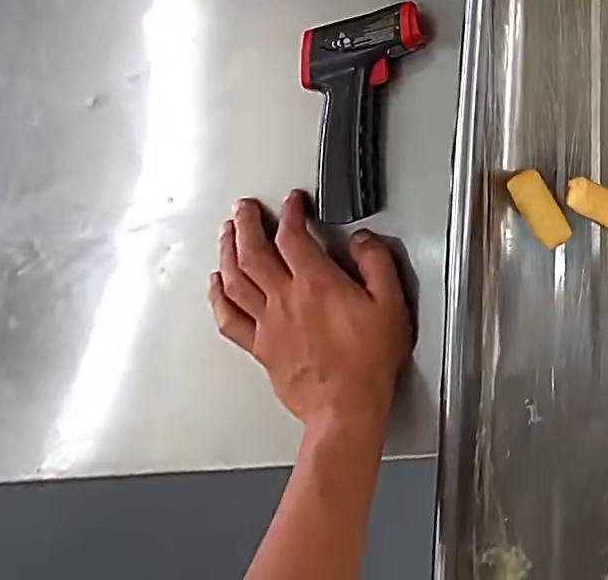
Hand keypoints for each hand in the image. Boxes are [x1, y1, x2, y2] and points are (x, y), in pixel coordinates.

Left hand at [209, 191, 411, 438]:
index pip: (294, 238)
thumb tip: (362, 240)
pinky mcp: (260, 347)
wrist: (346, 405)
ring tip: (227, 233)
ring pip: (235, 280)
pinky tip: (216, 284)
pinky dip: (218, 296)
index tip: (293, 202)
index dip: (291, 213)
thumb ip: (377, 263)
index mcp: (317, 285)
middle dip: (247, 225)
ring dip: (227, 252)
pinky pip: (229, 318)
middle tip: (245, 208)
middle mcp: (286, 300)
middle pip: (253, 253)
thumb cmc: (369, 357)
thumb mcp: (391, 301)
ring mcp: (268, 324)